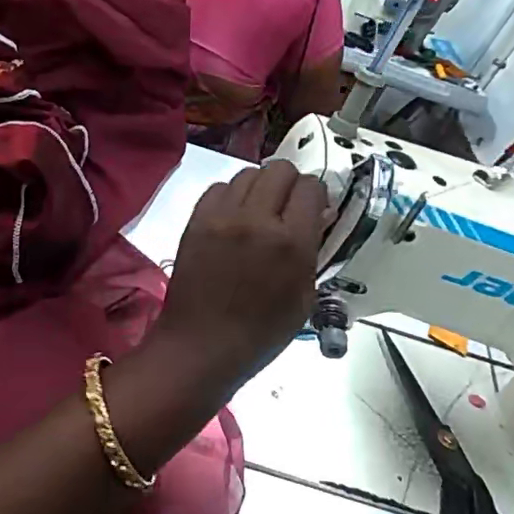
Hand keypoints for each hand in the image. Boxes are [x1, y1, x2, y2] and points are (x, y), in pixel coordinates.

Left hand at [151, 160, 328, 391]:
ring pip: (248, 173)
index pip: (311, 188)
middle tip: (289, 206)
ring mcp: (222, 217)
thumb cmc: (260, 332)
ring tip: (260, 211)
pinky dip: (231, 196)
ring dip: (260, 187)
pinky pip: (219, 188)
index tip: (315, 208)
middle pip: (280, 169)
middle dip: (291, 183)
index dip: (317, 195)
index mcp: (291, 243)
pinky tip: (234, 218)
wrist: (201, 344)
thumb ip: (312, 250)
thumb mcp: (304, 297)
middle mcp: (256, 220)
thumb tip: (317, 217)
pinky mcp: (196, 220)